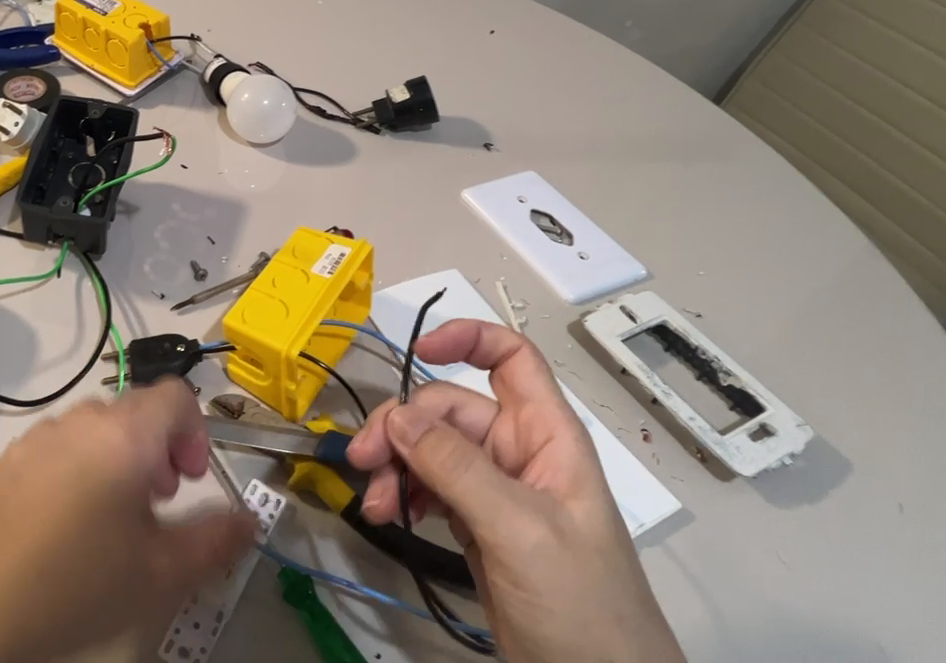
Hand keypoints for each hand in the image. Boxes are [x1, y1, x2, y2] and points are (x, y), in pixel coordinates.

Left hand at [0, 382, 254, 662]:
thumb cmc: (82, 583)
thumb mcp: (162, 572)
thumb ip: (216, 539)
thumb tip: (249, 520)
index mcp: (126, 436)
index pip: (176, 395)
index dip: (195, 431)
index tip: (189, 481)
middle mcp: (84, 420)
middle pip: (138, 408)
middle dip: (161, 446)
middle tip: (159, 500)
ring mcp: (42, 434)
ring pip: (99, 424)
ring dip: (122, 452)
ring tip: (116, 511)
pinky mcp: (13, 455)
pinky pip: (63, 440)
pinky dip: (83, 459)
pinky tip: (70, 515)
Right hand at [346, 319, 683, 662]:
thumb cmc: (581, 605)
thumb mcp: (519, 530)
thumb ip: (457, 468)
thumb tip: (396, 416)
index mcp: (546, 435)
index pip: (511, 359)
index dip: (468, 339)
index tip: (418, 350)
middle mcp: (518, 450)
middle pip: (448, 408)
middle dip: (403, 427)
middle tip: (364, 461)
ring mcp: (494, 487)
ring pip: (429, 446)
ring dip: (395, 464)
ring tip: (376, 504)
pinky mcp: (474, 521)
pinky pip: (427, 484)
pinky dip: (402, 492)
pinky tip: (388, 514)